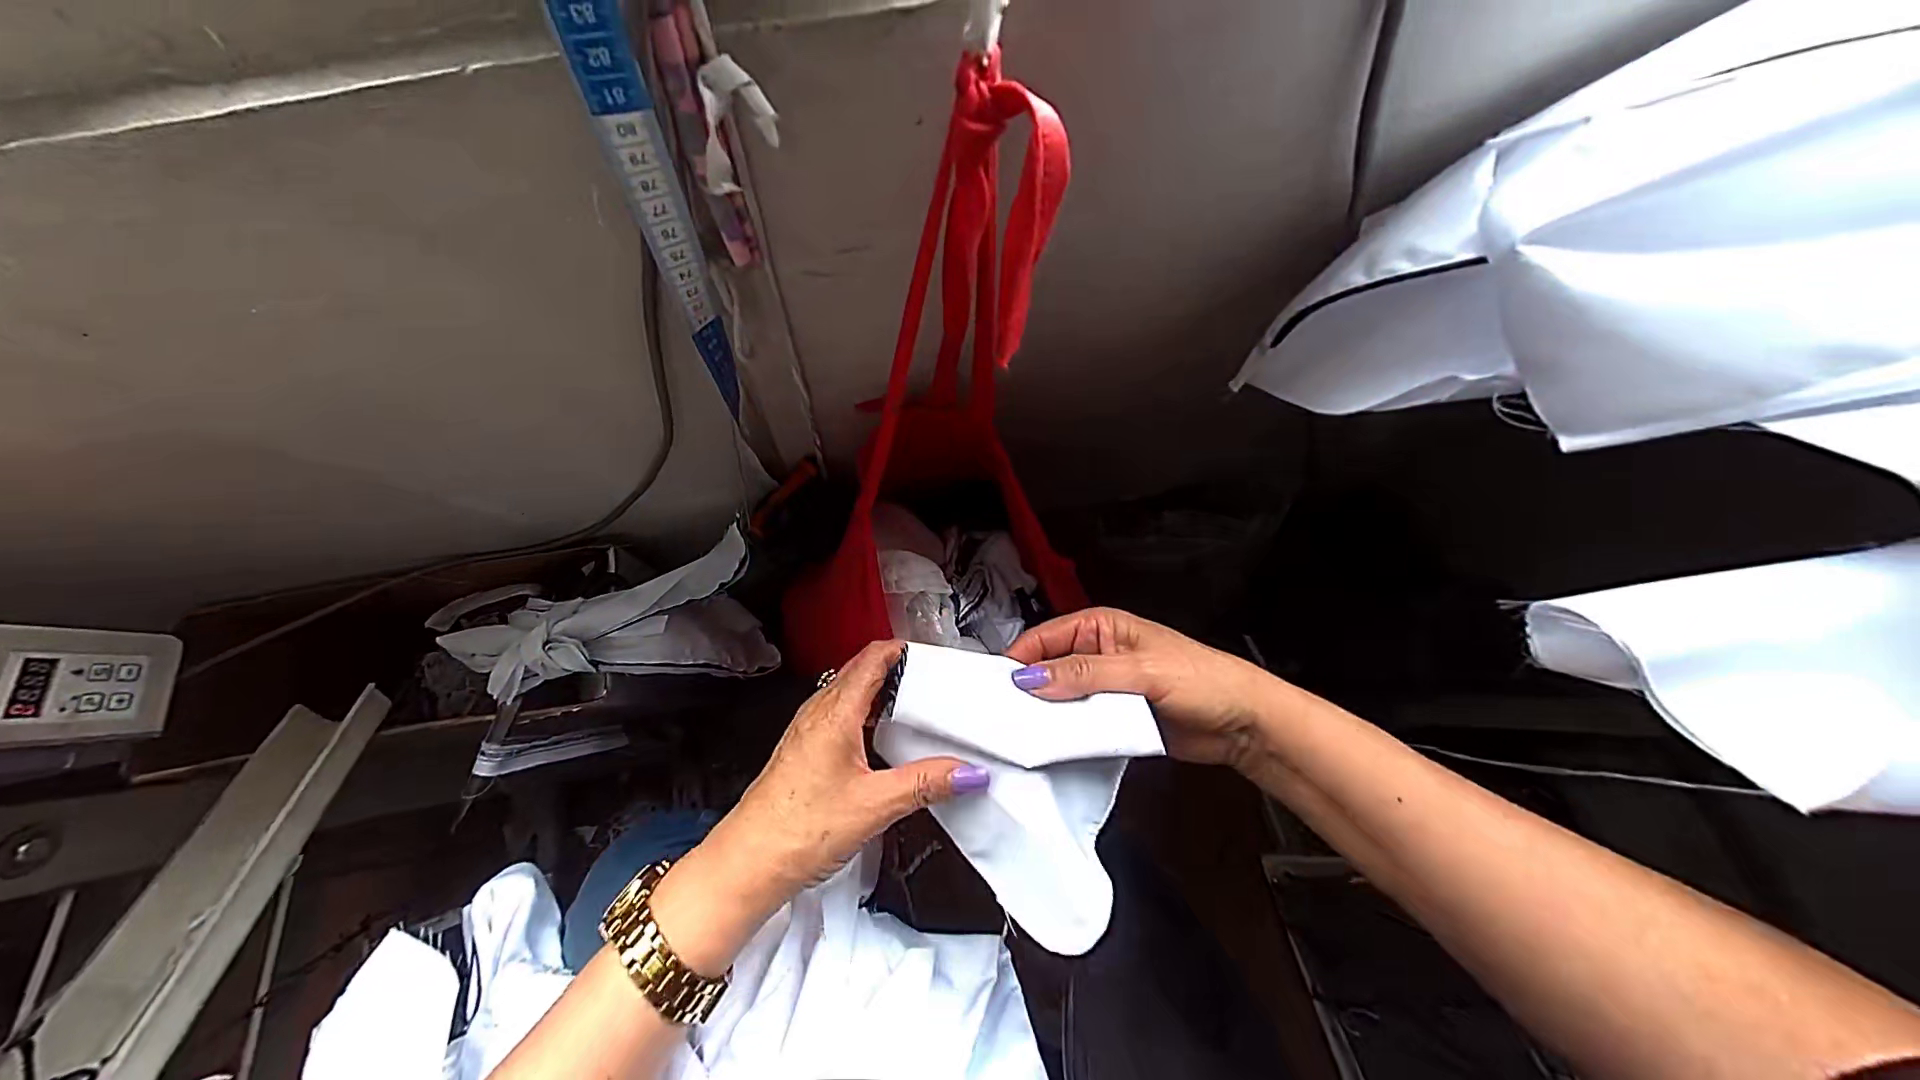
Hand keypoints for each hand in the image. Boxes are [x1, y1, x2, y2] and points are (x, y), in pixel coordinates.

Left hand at [649, 640, 983, 974]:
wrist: (747, 864)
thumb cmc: (793, 831)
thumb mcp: (875, 804)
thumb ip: (926, 783)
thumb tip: (966, 772)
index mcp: (835, 712)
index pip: (873, 657)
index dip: (903, 649)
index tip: (930, 656)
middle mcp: (817, 714)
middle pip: (862, 672)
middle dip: (897, 672)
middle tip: (929, 685)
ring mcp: (808, 732)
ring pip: (850, 696)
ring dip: (881, 697)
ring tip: (912, 715)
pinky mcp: (804, 753)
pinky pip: (840, 719)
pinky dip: (866, 720)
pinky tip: (881, 748)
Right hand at [1005, 607, 1276, 770]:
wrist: (1242, 723)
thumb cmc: (1206, 680)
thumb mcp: (1142, 671)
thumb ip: (1086, 673)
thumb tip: (1035, 677)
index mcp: (1101, 627)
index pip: (1045, 638)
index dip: (1020, 660)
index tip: (1000, 686)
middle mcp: (1098, 654)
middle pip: (1048, 669)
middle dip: (1031, 690)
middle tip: (1011, 714)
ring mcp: (1105, 687)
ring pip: (1061, 699)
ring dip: (1049, 715)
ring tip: (1030, 733)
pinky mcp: (1112, 718)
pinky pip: (1079, 725)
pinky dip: (1068, 735)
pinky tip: (1059, 746)